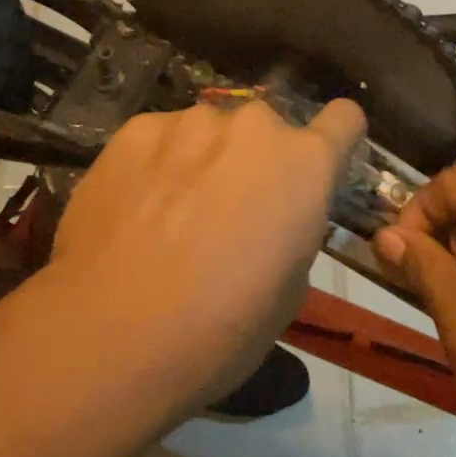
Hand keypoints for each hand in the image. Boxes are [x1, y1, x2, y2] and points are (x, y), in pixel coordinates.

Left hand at [48, 97, 365, 413]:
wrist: (111, 336)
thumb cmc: (220, 330)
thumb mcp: (289, 291)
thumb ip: (293, 231)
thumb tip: (271, 221)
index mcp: (304, 164)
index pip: (344, 119)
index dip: (335, 142)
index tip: (316, 170)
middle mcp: (254, 126)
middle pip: (267, 131)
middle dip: (255, 163)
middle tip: (227, 215)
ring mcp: (190, 122)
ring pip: (210, 133)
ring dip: (203, 161)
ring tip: (169, 217)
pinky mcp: (134, 131)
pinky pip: (160, 139)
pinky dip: (156, 165)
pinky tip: (133, 212)